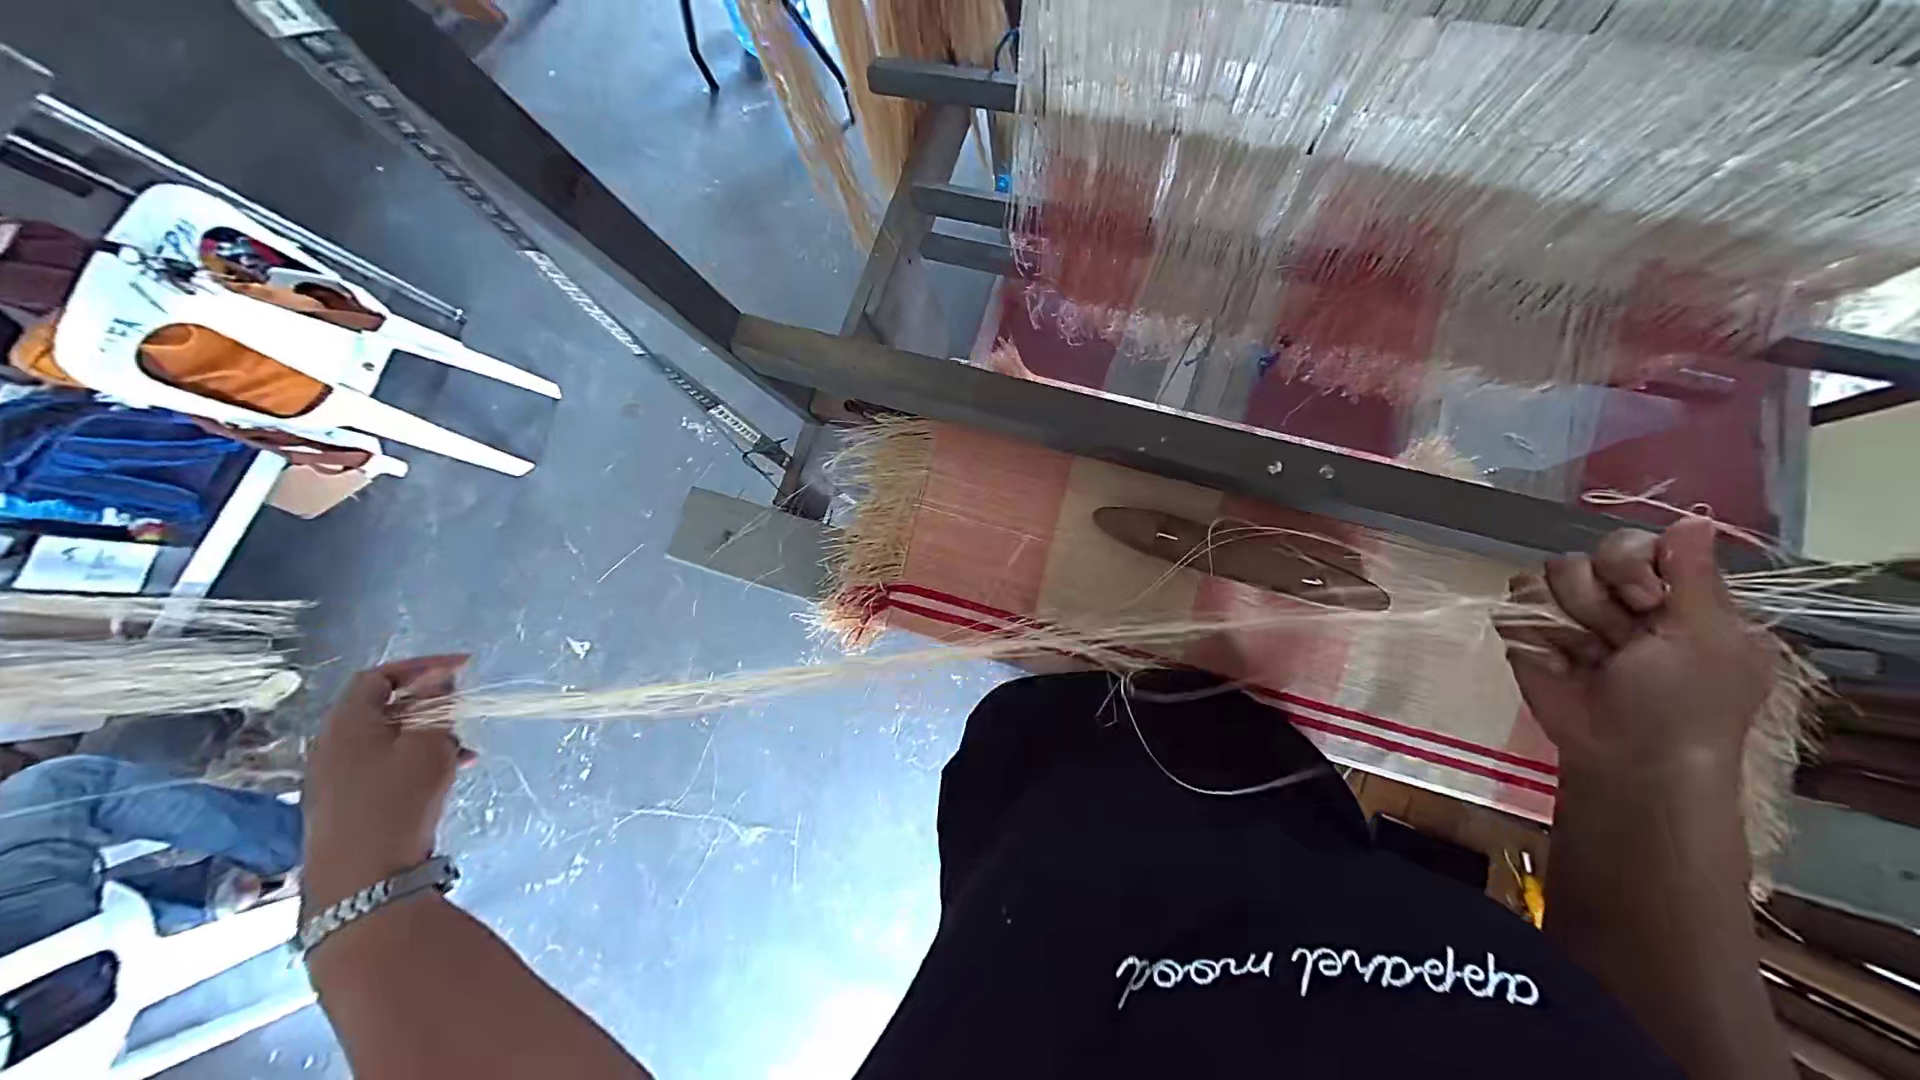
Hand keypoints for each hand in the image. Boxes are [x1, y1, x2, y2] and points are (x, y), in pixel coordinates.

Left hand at [302, 655, 471, 917]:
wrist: (362, 877)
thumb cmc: (397, 798)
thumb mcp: (428, 743)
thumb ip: (435, 706)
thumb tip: (438, 680)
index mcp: (347, 723)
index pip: (379, 676)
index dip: (422, 666)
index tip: (463, 666)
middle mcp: (334, 745)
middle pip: (385, 707)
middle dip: (431, 705)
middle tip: (465, 711)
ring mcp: (338, 776)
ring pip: (391, 738)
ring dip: (429, 734)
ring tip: (463, 748)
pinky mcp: (349, 802)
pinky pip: (388, 764)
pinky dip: (419, 759)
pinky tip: (450, 772)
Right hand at [1496, 518, 1776, 780]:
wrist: (1625, 752)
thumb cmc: (1684, 700)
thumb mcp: (1708, 636)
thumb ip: (1694, 575)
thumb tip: (1694, 517)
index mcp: (1669, 593)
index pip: (1634, 543)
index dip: (1631, 563)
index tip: (1648, 601)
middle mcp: (1616, 597)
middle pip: (1584, 556)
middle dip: (1599, 598)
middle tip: (1622, 638)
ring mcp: (1567, 615)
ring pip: (1543, 577)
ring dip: (1567, 618)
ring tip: (1589, 655)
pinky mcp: (1527, 633)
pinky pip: (1511, 604)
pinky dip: (1531, 629)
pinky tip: (1556, 658)